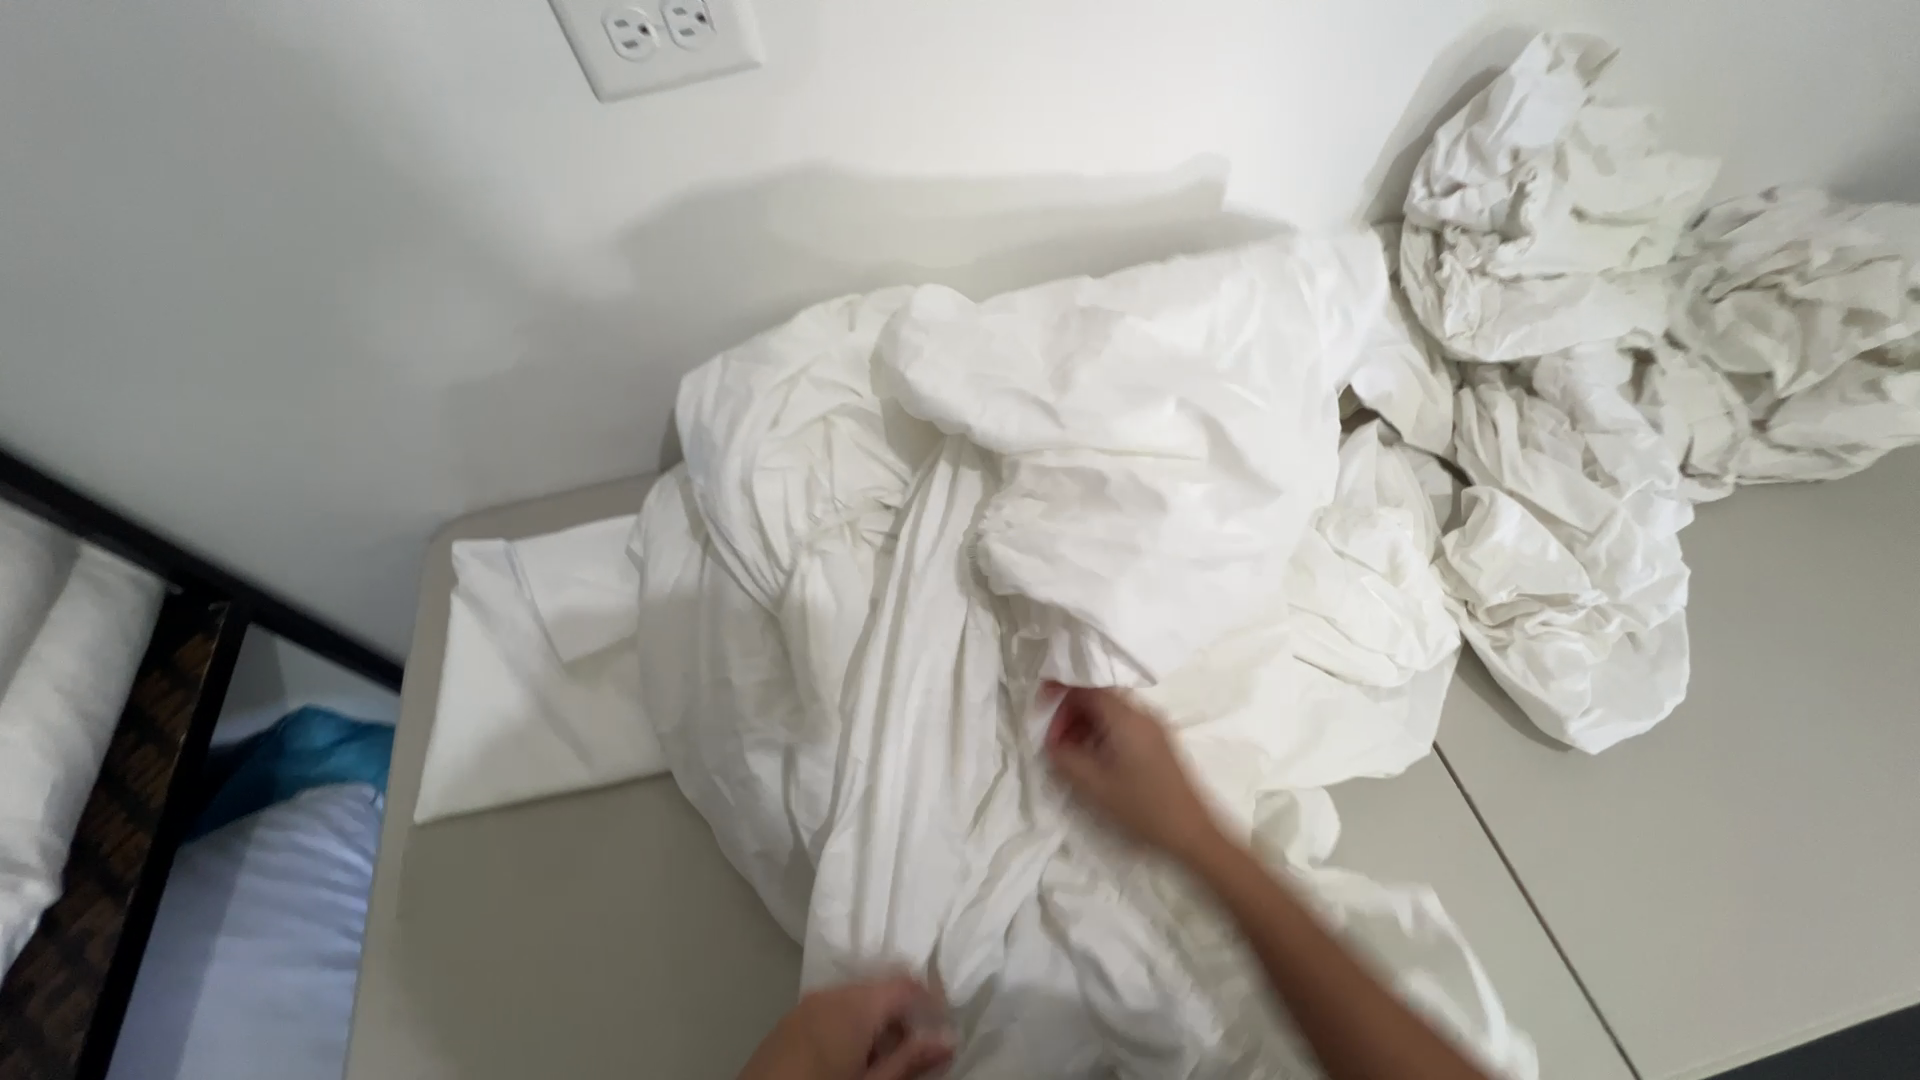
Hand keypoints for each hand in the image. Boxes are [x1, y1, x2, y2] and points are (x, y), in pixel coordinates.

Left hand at [737, 975, 953, 1079]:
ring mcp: (806, 1005)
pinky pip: (833, 1013)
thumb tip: (949, 1039)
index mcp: (855, 1003)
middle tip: (918, 1054)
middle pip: (881, 992)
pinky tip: (853, 1062)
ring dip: (878, 1026)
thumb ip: (911, 1061)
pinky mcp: (790, 1022)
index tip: (945, 1027)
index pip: (906, 984)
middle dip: (904, 1019)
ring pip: (857, 1002)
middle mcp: (831, 993)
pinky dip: (851, 1030)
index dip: (932, 1001)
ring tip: (886, 1064)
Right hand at [1044, 687, 1223, 860]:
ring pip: (1111, 711)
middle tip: (1055, 740)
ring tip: (1072, 752)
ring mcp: (1155, 726)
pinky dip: (1103, 732)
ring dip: (1086, 724)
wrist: (1193, 832)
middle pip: (1099, 696)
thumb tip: (1052, 741)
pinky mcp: (1160, 741)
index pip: (1086, 687)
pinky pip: (1124, 723)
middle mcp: (1143, 713)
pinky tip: (1096, 758)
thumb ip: (1065, 757)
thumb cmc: (1142, 808)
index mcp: (1126, 718)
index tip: (1041, 708)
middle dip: (1071, 712)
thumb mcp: (1094, 786)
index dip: (1060, 692)